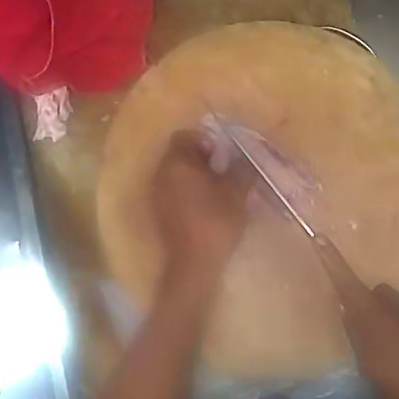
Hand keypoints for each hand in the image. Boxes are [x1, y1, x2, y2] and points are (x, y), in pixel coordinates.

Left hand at [153, 130, 253, 285]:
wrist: (195, 263)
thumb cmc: (217, 221)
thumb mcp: (237, 193)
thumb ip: (239, 170)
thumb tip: (241, 158)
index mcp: (177, 163)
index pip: (185, 136)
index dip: (205, 140)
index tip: (223, 155)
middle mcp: (161, 174)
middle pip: (178, 154)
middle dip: (201, 158)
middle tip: (225, 171)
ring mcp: (157, 194)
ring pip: (175, 174)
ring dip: (195, 176)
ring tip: (218, 190)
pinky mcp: (159, 212)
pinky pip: (173, 191)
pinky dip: (188, 192)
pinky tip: (207, 206)